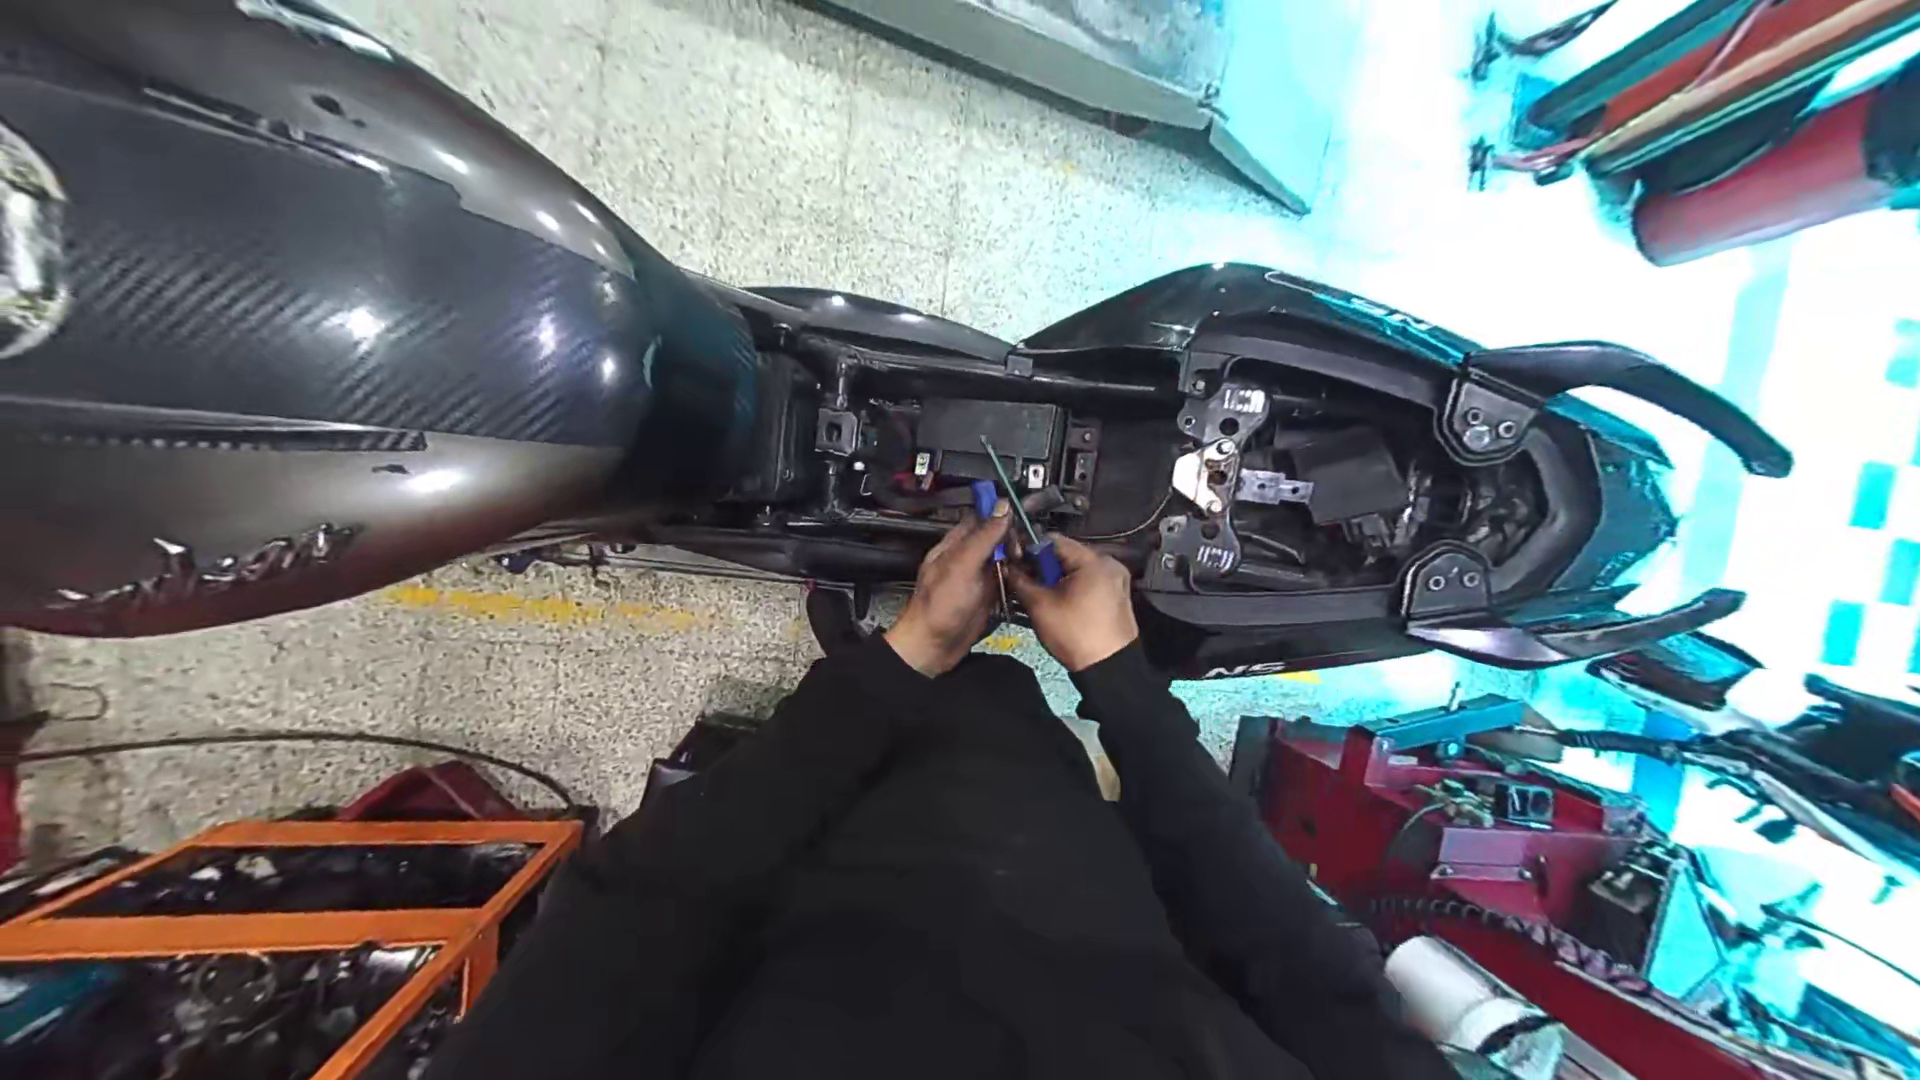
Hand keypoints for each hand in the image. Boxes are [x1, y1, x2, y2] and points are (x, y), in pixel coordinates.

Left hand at [884, 502, 1012, 675]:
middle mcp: (967, 559)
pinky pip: (1007, 581)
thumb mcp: (962, 566)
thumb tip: (1001, 509)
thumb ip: (983, 537)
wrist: (934, 648)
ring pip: (1004, 559)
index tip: (1019, 514)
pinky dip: (1018, 579)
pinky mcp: (987, 597)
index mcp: (955, 545)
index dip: (999, 514)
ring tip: (1026, 563)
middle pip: (996, 538)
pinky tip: (1026, 579)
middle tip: (1021, 548)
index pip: (980, 518)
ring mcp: (978, 578)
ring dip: (1018, 559)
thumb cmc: (938, 608)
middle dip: (1013, 539)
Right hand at [1006, 533, 1137, 671]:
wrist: (1110, 668)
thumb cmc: (1074, 633)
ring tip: (1041, 594)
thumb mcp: (1040, 605)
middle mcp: (1109, 563)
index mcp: (1094, 560)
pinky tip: (1060, 601)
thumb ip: (1021, 580)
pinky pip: (1089, 581)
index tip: (1015, 562)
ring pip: (1077, 568)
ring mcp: (1117, 579)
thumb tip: (1008, 566)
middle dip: (1043, 565)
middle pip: (1067, 553)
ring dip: (1057, 577)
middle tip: (1024, 580)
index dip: (1030, 549)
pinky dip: (1072, 586)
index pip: (1054, 540)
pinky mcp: (1118, 594)